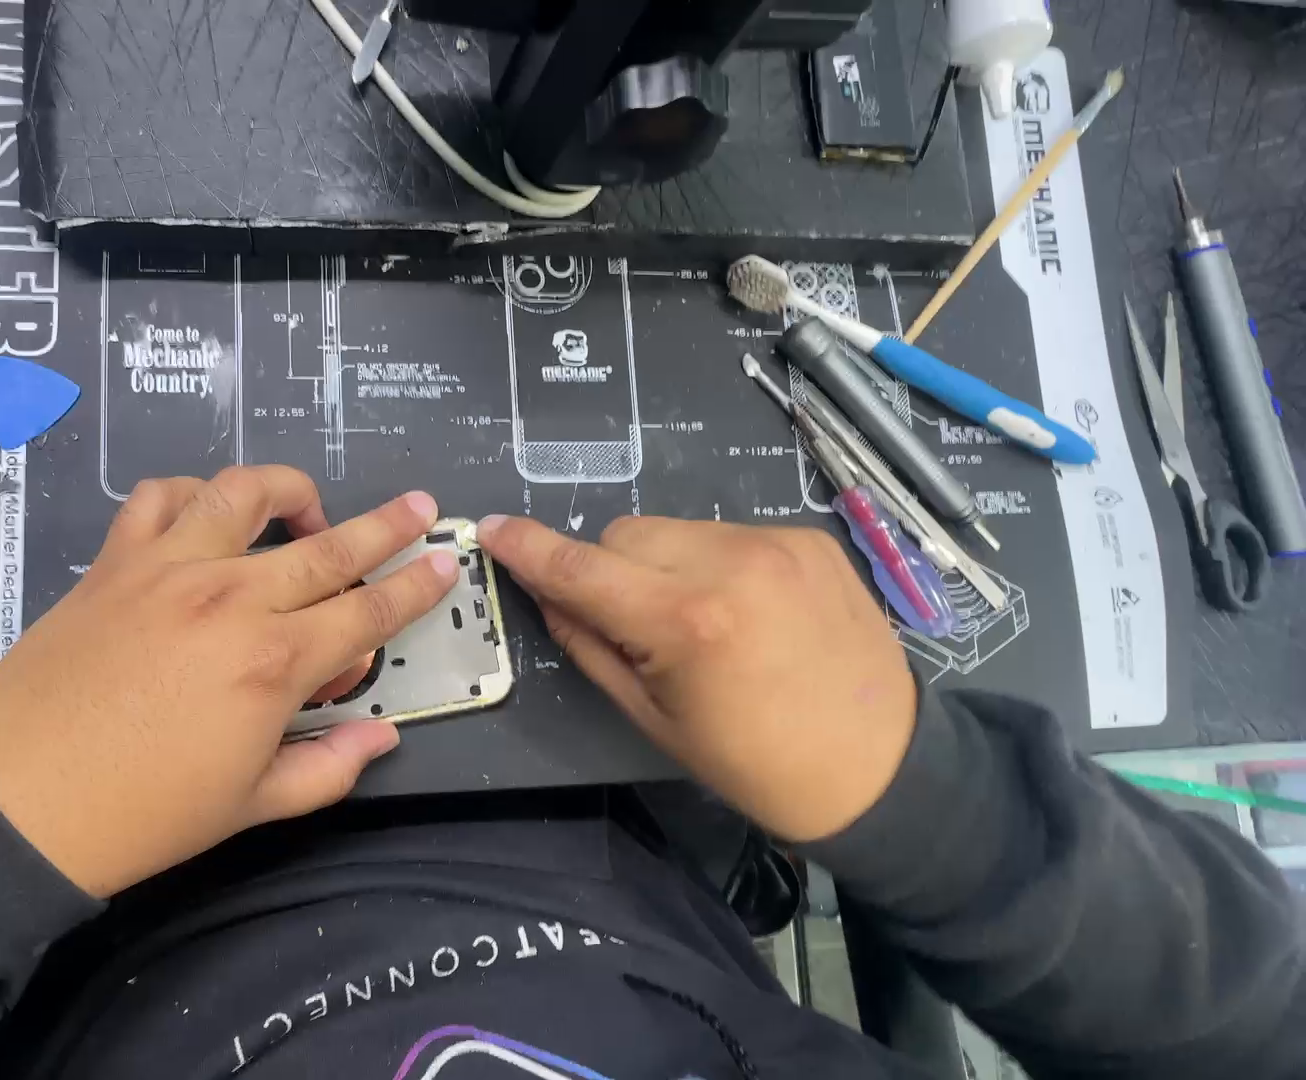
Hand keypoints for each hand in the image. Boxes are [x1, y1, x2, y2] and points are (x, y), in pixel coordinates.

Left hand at [0, 467, 457, 896]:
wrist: (20, 804)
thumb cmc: (145, 815)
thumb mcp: (253, 806)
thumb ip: (330, 766)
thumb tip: (384, 736)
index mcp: (274, 662)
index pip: (368, 613)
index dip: (415, 587)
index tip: (443, 562)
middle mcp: (231, 598)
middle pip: (328, 546)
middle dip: (384, 524)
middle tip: (416, 505)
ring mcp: (169, 568)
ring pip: (243, 493)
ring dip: (288, 490)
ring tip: (305, 508)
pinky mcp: (116, 560)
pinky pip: (158, 497)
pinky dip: (191, 494)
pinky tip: (204, 516)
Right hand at [477, 515, 916, 842]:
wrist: (882, 768)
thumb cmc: (750, 760)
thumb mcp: (647, 714)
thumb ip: (585, 643)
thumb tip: (547, 592)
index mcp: (685, 620)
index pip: (581, 570)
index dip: (529, 550)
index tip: (492, 531)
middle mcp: (729, 562)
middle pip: (621, 535)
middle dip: (606, 570)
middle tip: (631, 622)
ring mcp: (775, 541)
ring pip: (667, 529)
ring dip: (655, 562)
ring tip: (695, 616)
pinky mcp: (806, 536)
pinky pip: (718, 533)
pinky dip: (705, 561)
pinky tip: (739, 606)